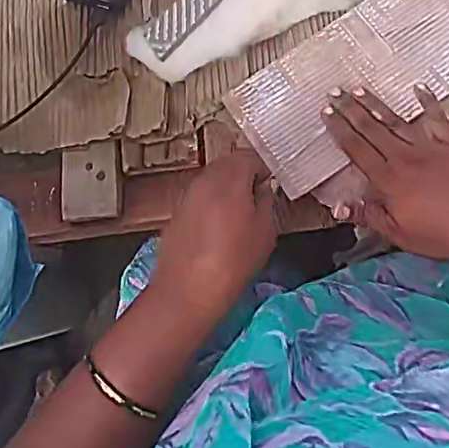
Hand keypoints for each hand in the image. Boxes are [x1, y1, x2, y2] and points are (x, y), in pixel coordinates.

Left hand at [147, 147, 277, 319]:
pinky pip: (199, 195)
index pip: (249, 157)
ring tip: (239, 213)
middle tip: (257, 197)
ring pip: (212, 178)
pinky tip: (218, 226)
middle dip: (244, 174)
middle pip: (228, 163)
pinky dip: (211, 201)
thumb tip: (262, 187)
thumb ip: (266, 201)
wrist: (187, 290)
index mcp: (229, 178)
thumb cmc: (234, 261)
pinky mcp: (177, 210)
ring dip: (226, 187)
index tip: (271, 184)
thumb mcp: (265, 231)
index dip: (263, 168)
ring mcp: (187, 193)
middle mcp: (205, 178)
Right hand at [321, 85, 448, 266]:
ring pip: (396, 121)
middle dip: (350, 109)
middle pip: (371, 129)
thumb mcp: (400, 234)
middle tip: (334, 91)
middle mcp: (405, 158)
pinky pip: (436, 119)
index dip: (339, 129)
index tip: (326, 112)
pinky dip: (427, 102)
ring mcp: (430, 148)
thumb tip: (338, 207)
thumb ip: (369, 216)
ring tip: (358, 88)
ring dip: (376, 104)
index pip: (357, 149)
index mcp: (389, 180)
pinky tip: (417, 89)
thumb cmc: (445, 235)